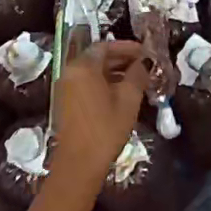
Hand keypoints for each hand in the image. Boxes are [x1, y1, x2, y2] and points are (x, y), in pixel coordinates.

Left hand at [47, 40, 147, 187]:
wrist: (78, 164)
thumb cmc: (105, 128)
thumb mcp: (128, 99)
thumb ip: (137, 75)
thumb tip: (143, 63)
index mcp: (83, 68)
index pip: (105, 46)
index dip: (126, 47)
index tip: (145, 51)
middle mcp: (70, 73)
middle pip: (96, 57)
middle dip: (121, 58)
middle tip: (143, 64)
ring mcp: (65, 89)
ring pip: (91, 72)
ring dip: (113, 71)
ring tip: (136, 79)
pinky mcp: (65, 103)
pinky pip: (86, 84)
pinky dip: (103, 83)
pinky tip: (120, 93)